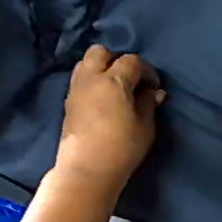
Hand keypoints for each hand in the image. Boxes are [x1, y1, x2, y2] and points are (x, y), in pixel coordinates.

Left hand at [54, 45, 164, 194]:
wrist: (87, 170)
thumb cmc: (122, 148)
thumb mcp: (145, 127)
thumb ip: (148, 105)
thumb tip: (154, 92)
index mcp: (113, 80)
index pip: (132, 61)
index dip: (147, 70)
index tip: (154, 86)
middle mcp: (91, 78)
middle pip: (101, 52)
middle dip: (117, 60)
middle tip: (130, 80)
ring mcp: (76, 89)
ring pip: (85, 63)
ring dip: (100, 69)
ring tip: (114, 88)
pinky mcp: (68, 103)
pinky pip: (79, 80)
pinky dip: (91, 82)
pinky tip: (102, 100)